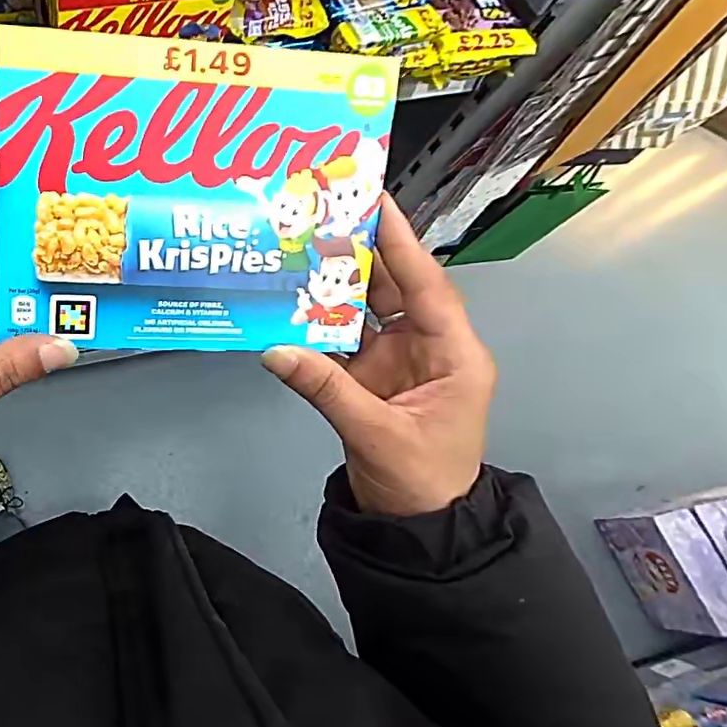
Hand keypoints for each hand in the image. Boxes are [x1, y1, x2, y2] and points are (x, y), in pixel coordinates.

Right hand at [261, 194, 495, 516]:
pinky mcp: (369, 376)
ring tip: (302, 252)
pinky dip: (319, 323)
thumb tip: (274, 350)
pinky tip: (293, 304)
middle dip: (361, 255)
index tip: (375, 202)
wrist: (415, 523)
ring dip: (336, 286)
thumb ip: (324, 388)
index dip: (400, 243)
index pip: (426, 285)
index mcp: (452, 354)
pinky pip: (343, 339)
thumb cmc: (420, 480)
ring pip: (366, 311)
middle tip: (324, 218)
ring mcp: (396, 361)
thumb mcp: (375, 432)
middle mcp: (426, 347)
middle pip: (394, 289)